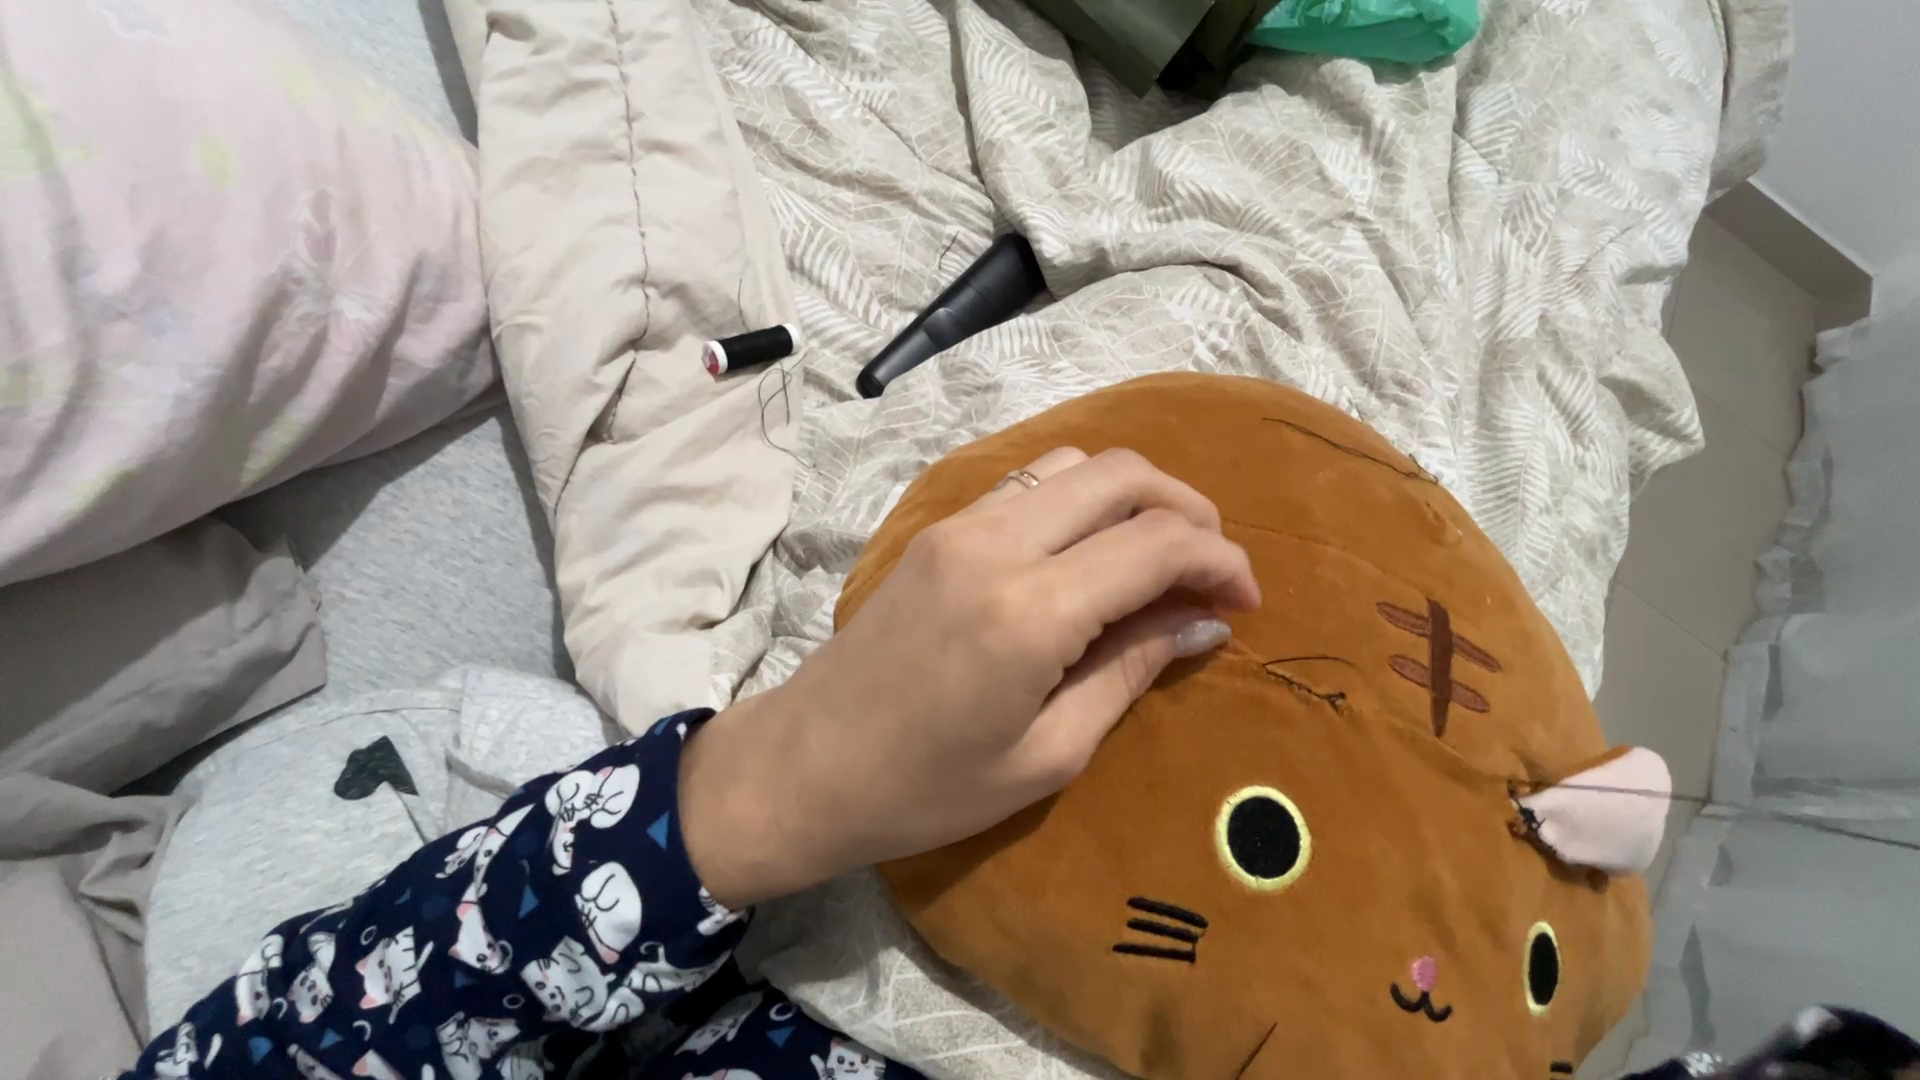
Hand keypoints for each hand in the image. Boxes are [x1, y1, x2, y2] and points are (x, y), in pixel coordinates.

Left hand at [679, 447, 1260, 906]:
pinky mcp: (939, 529)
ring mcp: (961, 525)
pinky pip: (1030, 483)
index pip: (1156, 544)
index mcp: (1030, 611)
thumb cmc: (928, 787)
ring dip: (1134, 496)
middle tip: (1213, 569)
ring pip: (1074, 464)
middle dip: (1188, 510)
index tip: (1246, 601)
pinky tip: (1093, 550)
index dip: (1220, 561)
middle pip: (1121, 475)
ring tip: (1159, 556)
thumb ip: (1129, 671)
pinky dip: (1081, 499)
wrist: (808, 764)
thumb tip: (1203, 621)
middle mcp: (997, 543)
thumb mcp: (1048, 752)